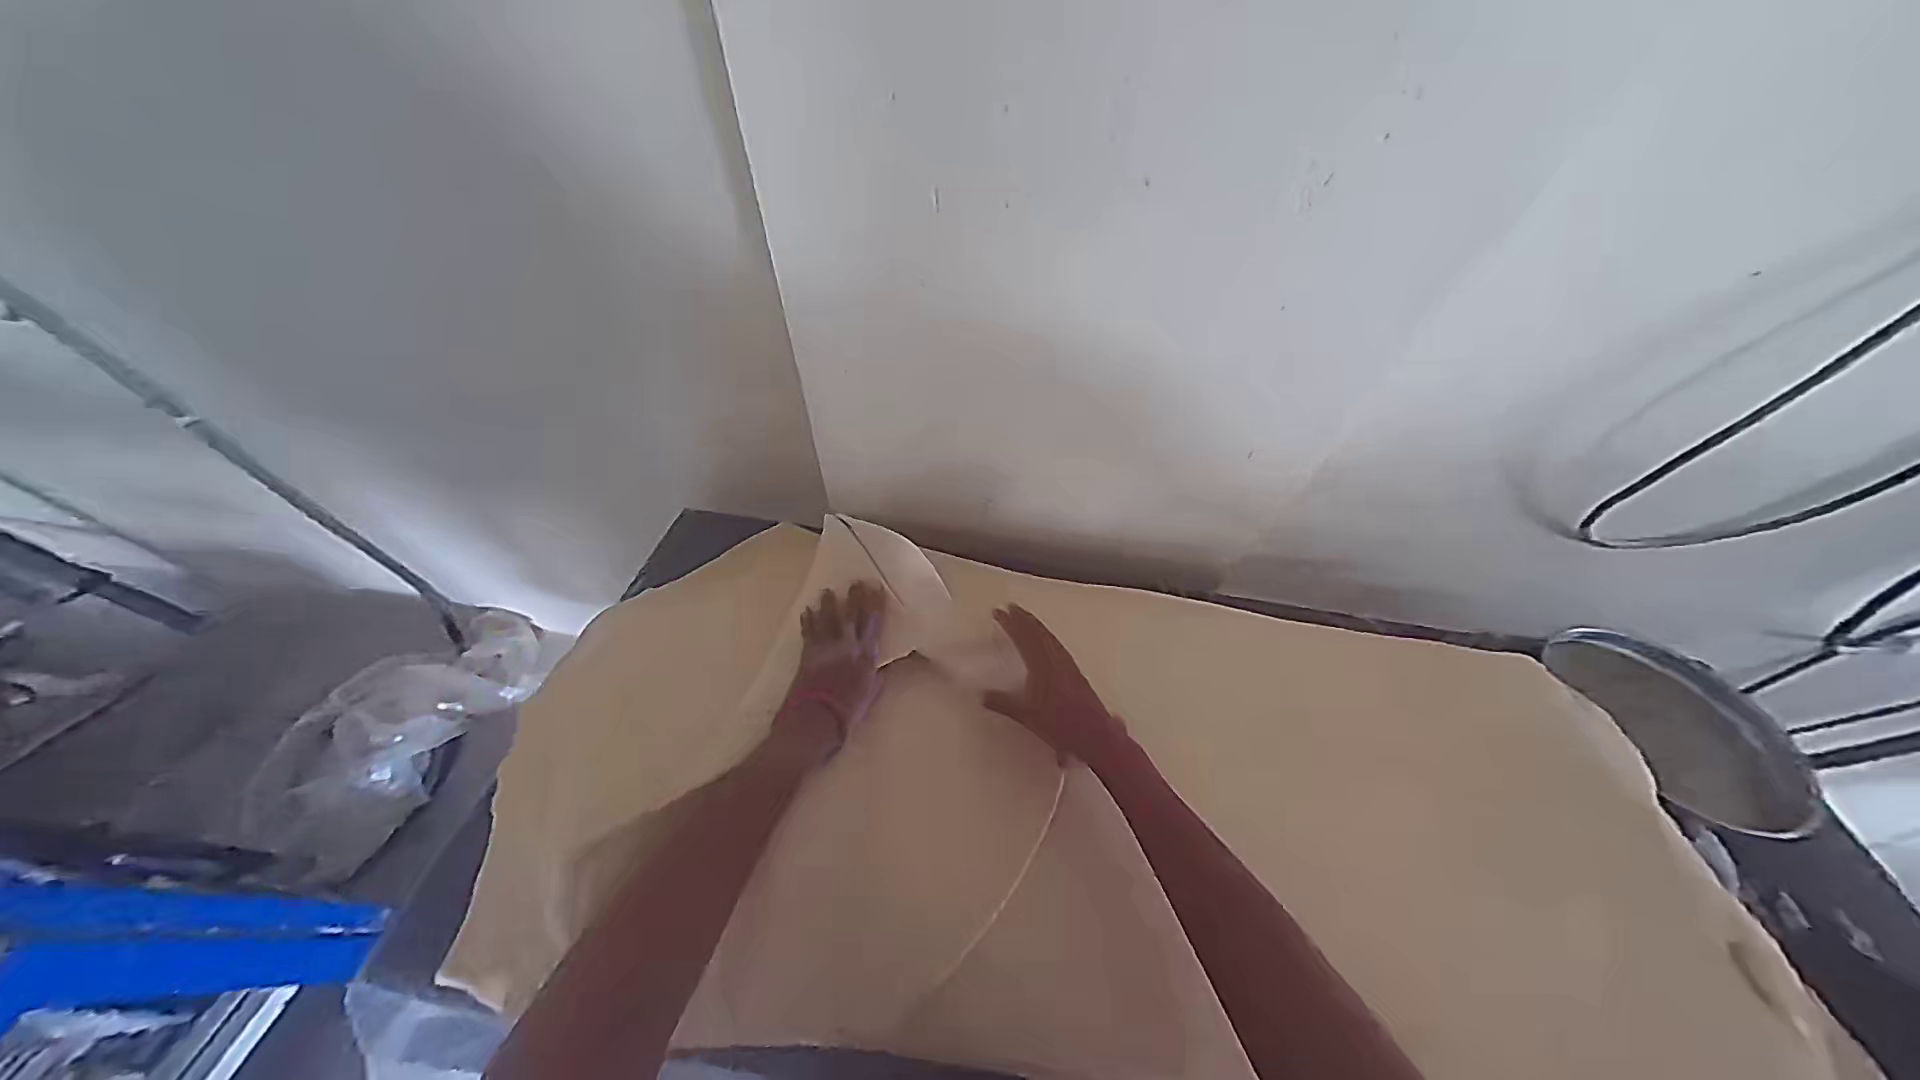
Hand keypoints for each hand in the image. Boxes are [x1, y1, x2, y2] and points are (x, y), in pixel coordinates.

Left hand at [768, 581, 887, 767]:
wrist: (815, 720)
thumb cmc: (849, 711)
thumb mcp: (871, 693)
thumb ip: (877, 676)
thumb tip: (884, 666)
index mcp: (867, 655)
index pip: (874, 622)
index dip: (876, 603)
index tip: (877, 587)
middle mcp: (848, 645)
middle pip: (852, 614)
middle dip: (855, 596)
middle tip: (856, 581)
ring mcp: (826, 647)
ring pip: (828, 618)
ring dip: (828, 603)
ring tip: (828, 590)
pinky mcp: (808, 652)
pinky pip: (808, 631)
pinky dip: (808, 620)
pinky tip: (807, 610)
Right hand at [983, 605, 1130, 768]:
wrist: (1093, 735)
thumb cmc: (1059, 725)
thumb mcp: (1026, 716)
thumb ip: (1003, 703)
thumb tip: (983, 696)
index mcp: (1041, 665)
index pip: (1022, 637)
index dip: (1010, 623)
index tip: (998, 612)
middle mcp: (1055, 659)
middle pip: (1037, 632)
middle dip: (1023, 618)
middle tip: (1011, 607)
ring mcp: (1067, 664)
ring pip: (1049, 636)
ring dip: (1036, 625)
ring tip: (1026, 617)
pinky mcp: (1075, 671)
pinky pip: (1057, 644)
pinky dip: (1047, 636)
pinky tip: (1046, 640)